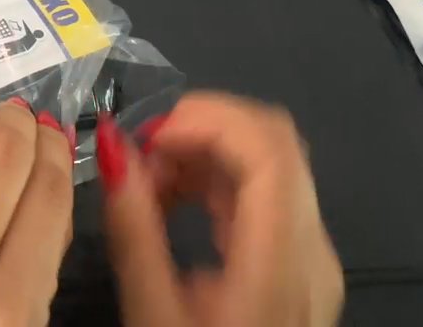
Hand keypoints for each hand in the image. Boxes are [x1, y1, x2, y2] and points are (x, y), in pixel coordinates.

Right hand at [97, 92, 341, 326]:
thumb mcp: (153, 311)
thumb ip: (132, 223)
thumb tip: (110, 143)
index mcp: (283, 261)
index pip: (268, 144)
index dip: (205, 116)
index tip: (147, 134)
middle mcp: (312, 246)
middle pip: (269, 140)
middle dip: (196, 128)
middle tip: (142, 156)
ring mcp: (310, 252)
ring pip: (262, 157)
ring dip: (197, 151)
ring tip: (146, 184)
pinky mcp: (297, 258)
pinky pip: (258, 186)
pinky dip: (208, 175)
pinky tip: (168, 202)